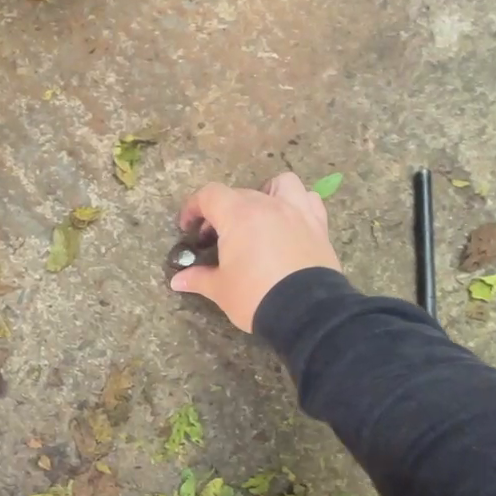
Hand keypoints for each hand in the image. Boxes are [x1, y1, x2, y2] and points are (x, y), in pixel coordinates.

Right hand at [170, 171, 342, 331]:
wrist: (305, 310)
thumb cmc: (254, 295)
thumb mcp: (220, 289)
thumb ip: (198, 279)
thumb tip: (177, 280)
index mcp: (239, 216)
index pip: (210, 195)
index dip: (193, 207)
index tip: (187, 228)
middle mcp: (268, 205)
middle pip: (238, 194)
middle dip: (221, 212)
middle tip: (214, 239)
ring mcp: (297, 212)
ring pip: (280, 184)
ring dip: (265, 194)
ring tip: (258, 216)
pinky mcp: (318, 225)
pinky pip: (308, 200)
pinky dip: (296, 204)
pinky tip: (288, 222)